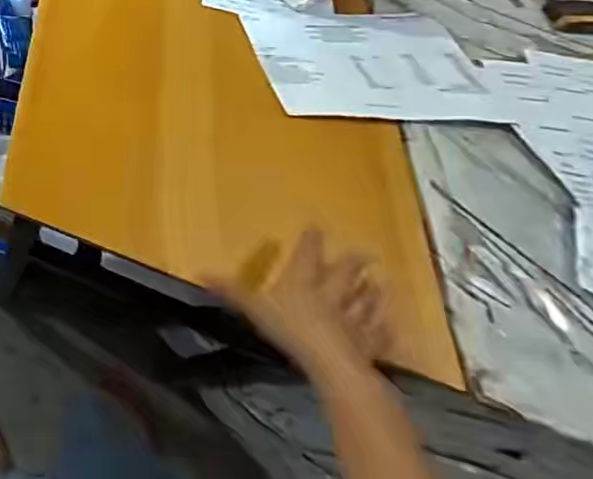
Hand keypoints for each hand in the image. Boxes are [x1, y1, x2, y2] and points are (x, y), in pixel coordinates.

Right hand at [210, 229, 390, 374]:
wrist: (334, 366)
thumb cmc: (289, 331)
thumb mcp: (251, 308)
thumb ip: (230, 290)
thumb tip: (201, 272)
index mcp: (302, 283)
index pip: (306, 256)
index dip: (310, 241)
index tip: (317, 225)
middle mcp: (331, 296)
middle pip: (342, 276)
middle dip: (351, 263)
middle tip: (364, 250)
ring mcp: (354, 320)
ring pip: (365, 301)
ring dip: (372, 292)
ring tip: (380, 282)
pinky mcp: (370, 344)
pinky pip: (380, 332)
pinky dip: (385, 327)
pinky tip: (391, 325)